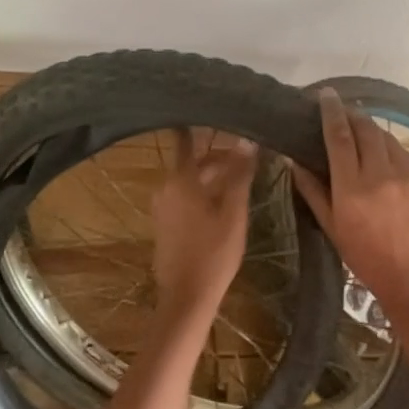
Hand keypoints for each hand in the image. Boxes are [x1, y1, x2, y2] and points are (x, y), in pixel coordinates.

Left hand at [151, 130, 257, 311]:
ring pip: (189, 181)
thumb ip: (239, 174)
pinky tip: (222, 203)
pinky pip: (183, 197)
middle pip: (192, 163)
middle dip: (218, 158)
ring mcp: (162, 207)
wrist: (186, 297)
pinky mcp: (164, 224)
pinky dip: (201, 193)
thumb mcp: (233, 212)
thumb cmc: (214, 252)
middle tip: (246, 158)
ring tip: (239, 180)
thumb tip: (247, 140)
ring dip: (211, 177)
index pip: (185, 140)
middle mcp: (165, 187)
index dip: (196, 125)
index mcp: (180, 179)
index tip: (209, 110)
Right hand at [292, 88, 408, 321]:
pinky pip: (404, 152)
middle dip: (351, 114)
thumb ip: (313, 191)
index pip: (339, 136)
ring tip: (361, 131)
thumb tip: (294, 161)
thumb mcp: (333, 228)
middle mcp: (380, 173)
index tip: (325, 94)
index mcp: (352, 187)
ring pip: (386, 137)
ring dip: (371, 129)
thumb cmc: (368, 260)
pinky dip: (390, 147)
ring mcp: (408, 174)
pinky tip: (384, 155)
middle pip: (365, 128)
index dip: (331, 111)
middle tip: (340, 111)